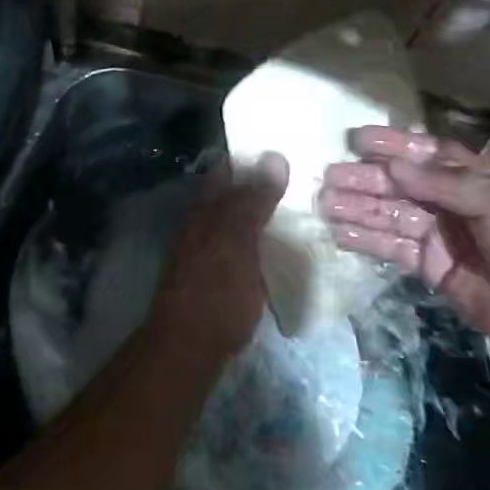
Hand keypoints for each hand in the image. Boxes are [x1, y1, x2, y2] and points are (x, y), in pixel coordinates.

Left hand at [153, 154, 288, 351]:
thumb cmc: (215, 290)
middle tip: (301, 176)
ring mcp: (206, 252)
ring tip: (299, 207)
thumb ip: (252, 203)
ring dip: (259, 213)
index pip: (223, 173)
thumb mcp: (236, 242)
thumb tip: (272, 157)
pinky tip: (279, 245)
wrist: (189, 343)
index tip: (279, 146)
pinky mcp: (216, 277)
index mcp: (204, 213)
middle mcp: (200, 227)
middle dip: (256, 184)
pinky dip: (258, 240)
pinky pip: (239, 246)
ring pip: (233, 221)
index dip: (246, 159)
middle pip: (227, 196)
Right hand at [319, 127, 489, 369]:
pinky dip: (365, 240)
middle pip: (403, 186)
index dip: (395, 147)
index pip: (431, 157)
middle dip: (366, 180)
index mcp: (484, 182)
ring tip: (324, 204)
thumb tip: (392, 167)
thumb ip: (447, 184)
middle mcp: (458, 206)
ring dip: (358, 208)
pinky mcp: (431, 269)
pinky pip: (391, 248)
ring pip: (391, 216)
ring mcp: (442, 238)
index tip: (357, 139)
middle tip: (329, 177)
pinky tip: (339, 233)